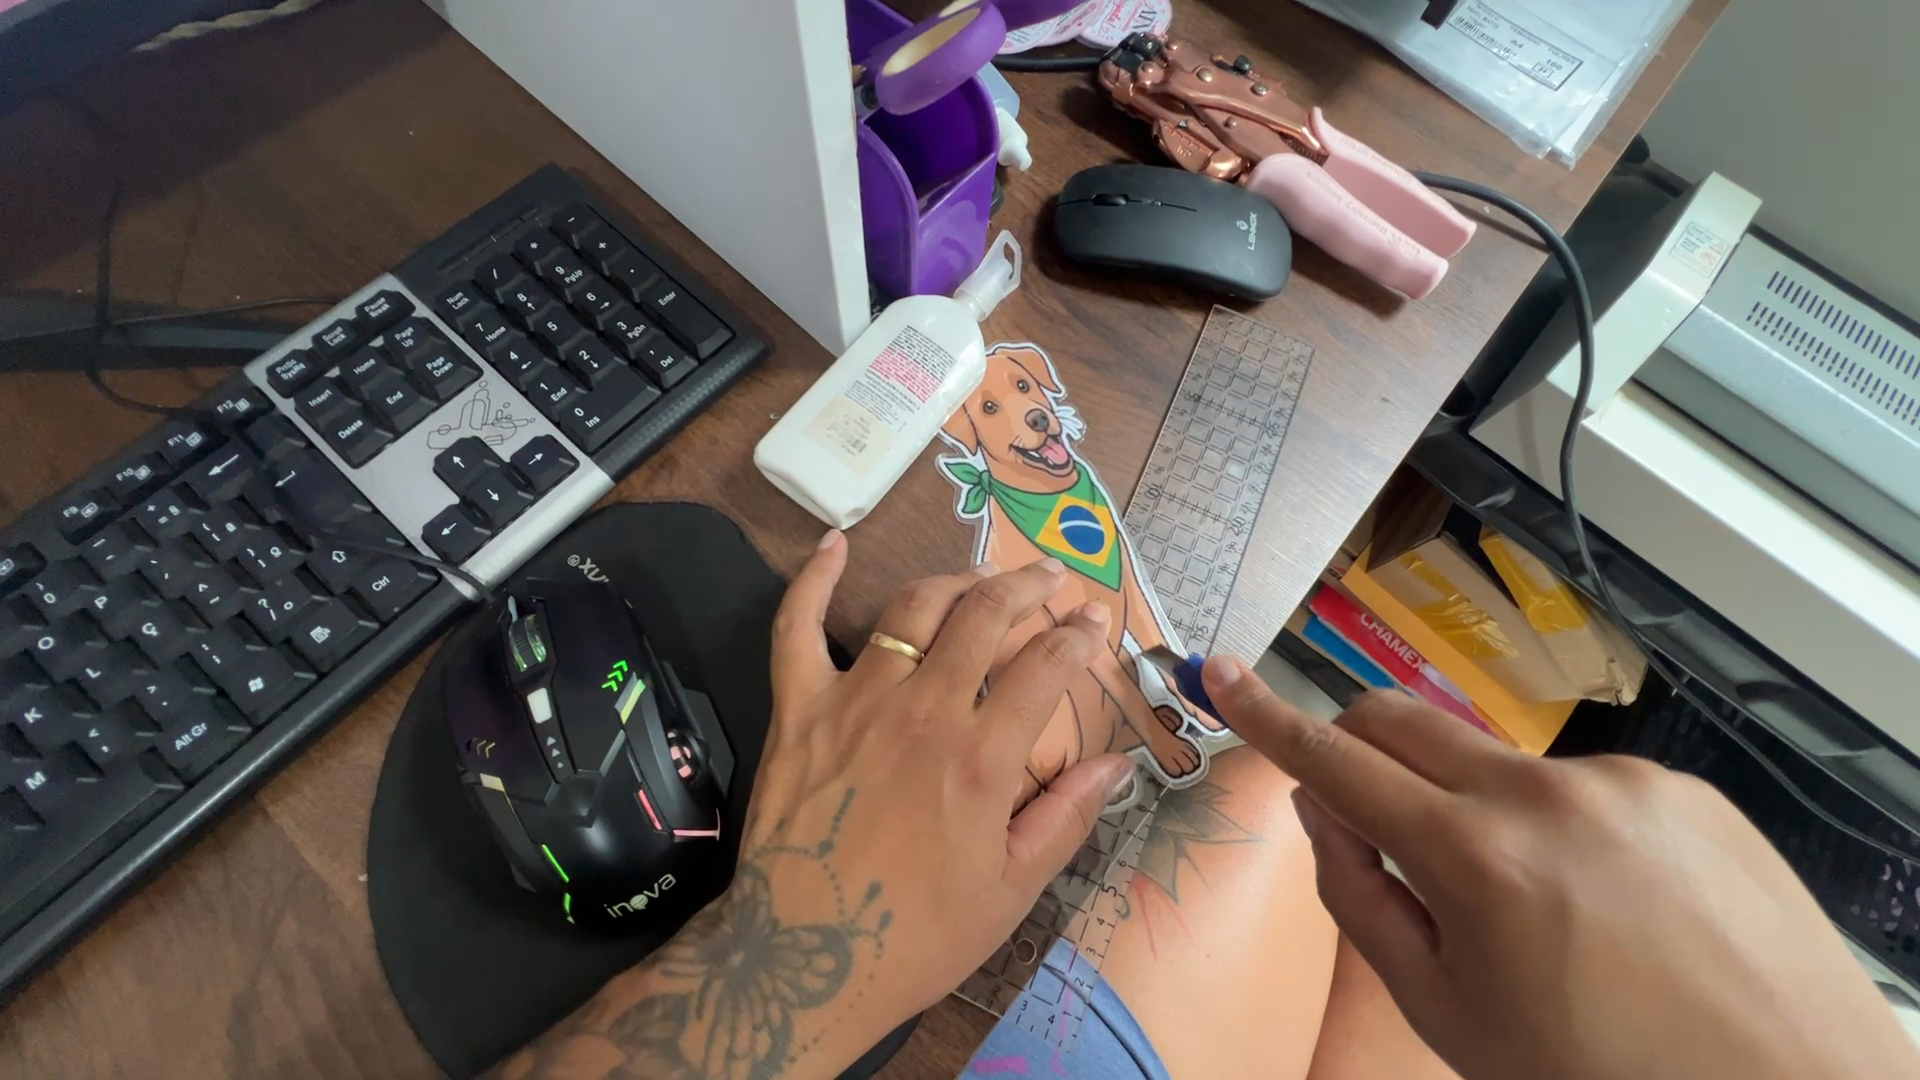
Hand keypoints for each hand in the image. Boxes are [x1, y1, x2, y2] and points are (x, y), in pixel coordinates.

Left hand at [498, 532, 1132, 1079]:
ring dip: (955, 580)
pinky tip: (834, 542)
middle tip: (1050, 577)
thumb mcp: (1011, 891)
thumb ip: (1068, 818)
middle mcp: (924, 709)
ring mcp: (856, 698)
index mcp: (982, 756)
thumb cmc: (916, 932)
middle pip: (985, 616)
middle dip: (1028, 587)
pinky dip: (814, 579)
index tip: (1096, 622)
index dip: (1080, 637)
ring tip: (982, 575)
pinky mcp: (800, 705)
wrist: (802, 957)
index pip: (1047, 668)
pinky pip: (798, 627)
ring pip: (913, 608)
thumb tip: (1119, 763)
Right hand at [1201, 658, 1919, 1079]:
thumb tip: (1320, 803)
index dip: (1264, 715)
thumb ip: (1356, 891)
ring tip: (1514, 884)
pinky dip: (1534, 810)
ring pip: (1474, 749)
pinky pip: (1558, 774)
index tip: (1218, 671)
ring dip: (1452, 792)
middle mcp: (1541, 794)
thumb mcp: (1440, 1007)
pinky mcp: (1679, 784)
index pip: (1332, 761)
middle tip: (1366, 812)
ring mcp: (1619, 780)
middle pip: (1392, 717)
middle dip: (1352, 746)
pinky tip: (1593, 884)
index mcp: (1474, 858)